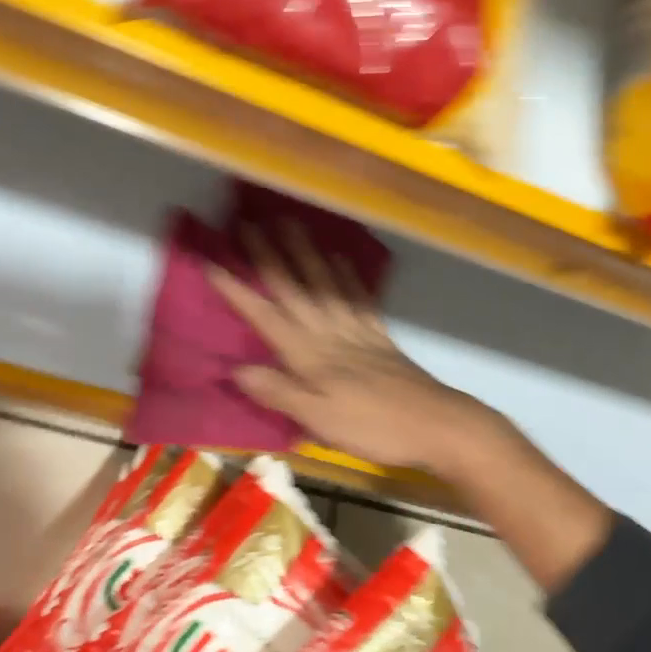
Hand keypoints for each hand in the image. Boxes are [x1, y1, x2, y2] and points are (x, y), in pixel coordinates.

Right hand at [207, 223, 514, 475]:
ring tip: (291, 224)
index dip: (237, 291)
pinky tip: (340, 259)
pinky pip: (359, 298)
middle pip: (294, 290)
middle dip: (269, 257)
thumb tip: (236, 369)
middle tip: (250, 223)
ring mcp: (357, 333)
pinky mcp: (380, 338)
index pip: (265, 317)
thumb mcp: (318, 420)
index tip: (213, 262)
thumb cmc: (373, 428)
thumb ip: (278, 392)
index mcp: (309, 356)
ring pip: (325, 285)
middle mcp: (329, 335)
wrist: (437, 426)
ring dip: (305, 254)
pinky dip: (347, 276)